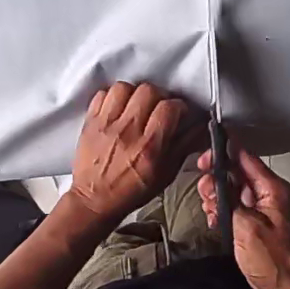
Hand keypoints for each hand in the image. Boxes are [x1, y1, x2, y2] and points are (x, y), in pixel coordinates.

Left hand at [66, 81, 198, 226]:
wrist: (95, 200)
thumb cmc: (131, 191)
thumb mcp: (165, 174)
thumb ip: (183, 147)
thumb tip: (198, 128)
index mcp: (149, 147)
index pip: (169, 108)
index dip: (178, 106)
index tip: (178, 112)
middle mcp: (128, 132)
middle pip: (148, 91)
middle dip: (158, 96)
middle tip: (158, 107)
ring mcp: (106, 125)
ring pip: (124, 88)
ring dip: (134, 94)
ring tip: (136, 106)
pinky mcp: (90, 122)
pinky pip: (101, 94)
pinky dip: (111, 98)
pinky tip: (118, 109)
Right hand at [197, 143, 289, 288]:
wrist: (286, 285)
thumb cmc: (275, 262)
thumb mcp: (245, 226)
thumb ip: (229, 199)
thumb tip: (216, 179)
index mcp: (272, 189)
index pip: (245, 157)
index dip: (224, 152)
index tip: (206, 153)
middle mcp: (269, 194)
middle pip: (236, 171)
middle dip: (216, 178)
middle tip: (206, 191)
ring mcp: (262, 206)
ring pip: (232, 187)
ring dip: (216, 195)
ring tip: (212, 209)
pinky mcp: (255, 219)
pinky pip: (234, 203)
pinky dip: (221, 208)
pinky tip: (216, 218)